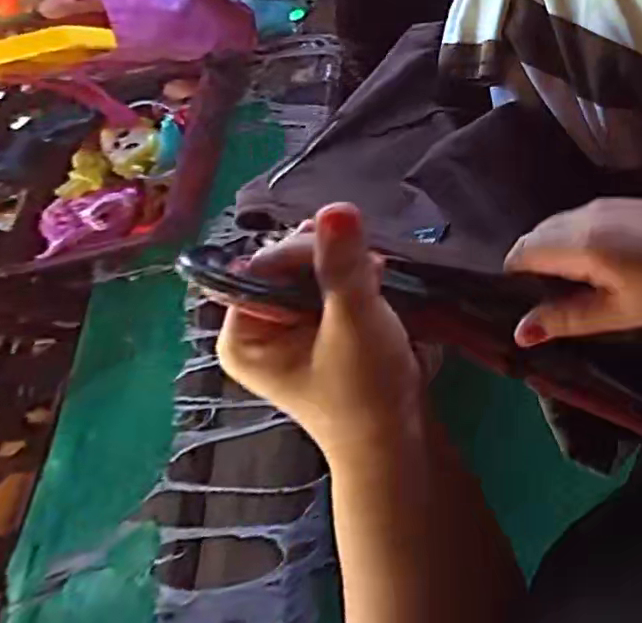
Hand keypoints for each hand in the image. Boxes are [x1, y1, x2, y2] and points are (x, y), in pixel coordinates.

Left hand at [217, 204, 423, 458]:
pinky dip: (355, 275)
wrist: (397, 435)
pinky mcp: (319, 324)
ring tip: (378, 274)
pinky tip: (377, 279)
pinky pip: (329, 281)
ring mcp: (290, 325)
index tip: (353, 254)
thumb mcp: (354, 321)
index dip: (306, 250)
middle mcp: (260, 325)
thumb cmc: (365, 389)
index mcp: (245, 333)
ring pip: (312, 267)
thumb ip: (343, 264)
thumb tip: (337, 206)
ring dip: (348, 263)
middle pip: (287, 262)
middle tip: (370, 267)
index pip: (265, 264)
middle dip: (330, 256)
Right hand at [505, 199, 641, 346]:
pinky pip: (579, 218)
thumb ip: (567, 319)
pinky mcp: (621, 200)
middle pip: (537, 234)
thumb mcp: (620, 312)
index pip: (523, 251)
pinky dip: (572, 238)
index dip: (513, 278)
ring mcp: (604, 203)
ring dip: (552, 250)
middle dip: (530, 264)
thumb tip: (520, 332)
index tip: (522, 304)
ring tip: (572, 286)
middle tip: (545, 301)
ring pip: (558, 224)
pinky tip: (596, 263)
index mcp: (580, 242)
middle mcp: (585, 214)